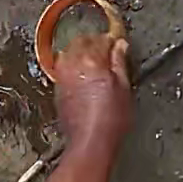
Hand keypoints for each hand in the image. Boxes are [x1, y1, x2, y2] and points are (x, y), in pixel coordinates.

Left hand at [53, 32, 131, 153]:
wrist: (90, 142)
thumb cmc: (110, 119)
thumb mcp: (124, 88)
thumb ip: (120, 62)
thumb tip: (120, 45)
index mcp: (91, 61)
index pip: (100, 39)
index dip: (111, 41)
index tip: (118, 45)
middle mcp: (72, 65)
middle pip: (81, 41)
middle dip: (94, 42)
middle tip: (108, 51)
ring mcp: (62, 76)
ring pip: (70, 52)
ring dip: (82, 52)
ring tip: (96, 63)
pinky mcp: (58, 88)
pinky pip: (64, 67)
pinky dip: (74, 66)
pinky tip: (85, 76)